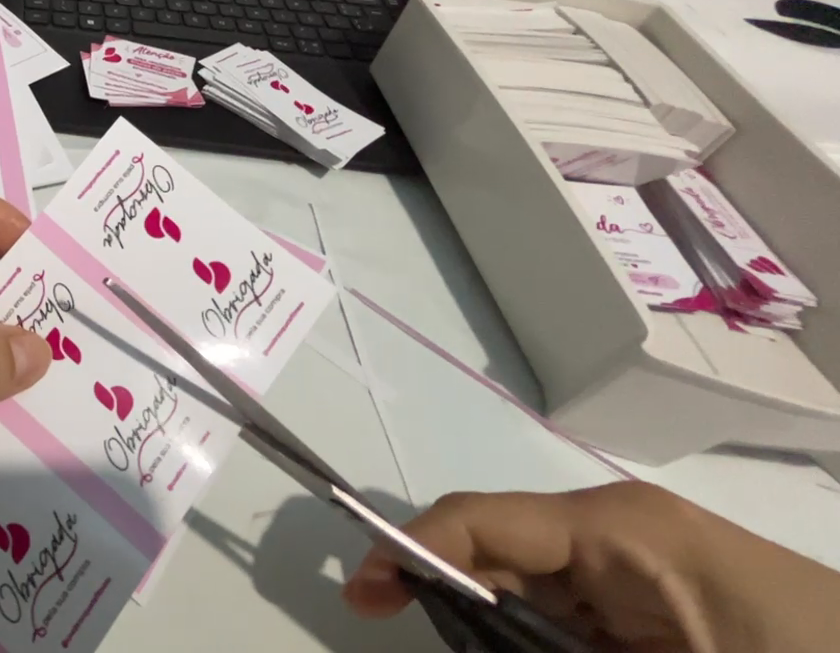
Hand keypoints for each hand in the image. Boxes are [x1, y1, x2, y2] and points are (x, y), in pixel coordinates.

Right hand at [342, 482, 839, 652]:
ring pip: (526, 579)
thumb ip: (547, 640)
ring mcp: (636, 558)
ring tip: (454, 628)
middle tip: (389, 615)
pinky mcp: (652, 591)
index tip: (363, 594)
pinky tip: (507, 637)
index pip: (480, 518)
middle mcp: (614, 527)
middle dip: (444, 585)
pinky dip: (532, 627)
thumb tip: (466, 634)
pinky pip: (566, 602)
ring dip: (491, 616)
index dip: (411, 547)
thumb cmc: (795, 648)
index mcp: (617, 527)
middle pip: (495, 547)